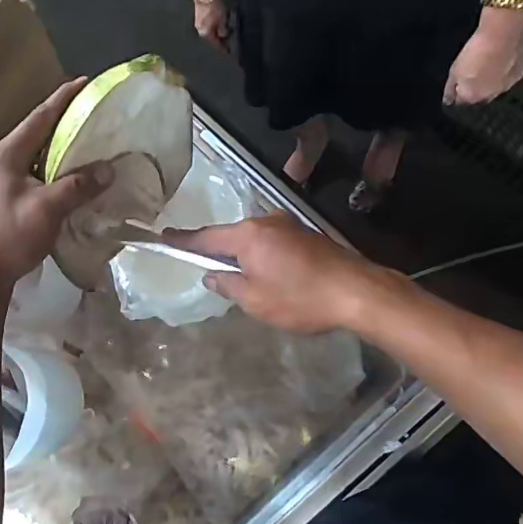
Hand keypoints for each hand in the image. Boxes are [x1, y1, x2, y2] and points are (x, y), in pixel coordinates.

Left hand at [0, 77, 113, 286]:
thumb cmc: (9, 234)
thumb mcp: (47, 208)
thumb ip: (78, 186)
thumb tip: (109, 168)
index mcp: (9, 153)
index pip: (41, 116)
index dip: (63, 98)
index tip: (86, 83)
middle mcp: (8, 160)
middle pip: (43, 131)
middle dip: (70, 120)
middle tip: (99, 113)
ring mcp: (11, 178)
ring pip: (46, 154)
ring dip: (70, 146)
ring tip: (98, 141)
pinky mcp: (17, 196)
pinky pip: (47, 173)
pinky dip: (67, 169)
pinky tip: (85, 175)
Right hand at [166, 214, 399, 333]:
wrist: (358, 292)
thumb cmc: (301, 299)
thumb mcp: (256, 301)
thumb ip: (229, 285)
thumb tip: (212, 274)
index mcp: (248, 235)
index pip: (206, 236)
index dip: (184, 240)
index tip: (164, 237)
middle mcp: (268, 222)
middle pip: (232, 236)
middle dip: (219, 251)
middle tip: (207, 268)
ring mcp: (291, 226)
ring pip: (256, 240)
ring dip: (246, 256)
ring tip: (243, 280)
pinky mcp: (309, 236)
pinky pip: (275, 243)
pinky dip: (266, 257)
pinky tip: (271, 276)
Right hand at [194, 0, 229, 52]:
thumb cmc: (213, 7)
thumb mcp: (222, 20)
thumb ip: (223, 30)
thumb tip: (224, 35)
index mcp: (206, 34)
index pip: (216, 45)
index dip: (223, 48)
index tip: (229, 52)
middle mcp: (200, 30)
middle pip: (212, 39)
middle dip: (220, 41)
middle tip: (228, 42)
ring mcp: (198, 23)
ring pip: (210, 32)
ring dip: (217, 33)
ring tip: (225, 33)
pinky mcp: (199, 16)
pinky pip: (208, 25)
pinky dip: (214, 27)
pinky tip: (218, 25)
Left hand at [443, 8, 522, 104]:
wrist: (503, 35)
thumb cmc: (475, 52)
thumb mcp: (455, 70)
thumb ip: (450, 88)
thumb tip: (448, 102)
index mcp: (472, 97)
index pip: (461, 103)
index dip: (459, 93)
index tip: (458, 85)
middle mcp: (489, 97)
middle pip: (479, 98)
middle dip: (475, 90)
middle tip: (473, 74)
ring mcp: (505, 88)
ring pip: (495, 89)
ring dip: (490, 83)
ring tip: (487, 67)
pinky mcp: (518, 76)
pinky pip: (508, 78)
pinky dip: (504, 73)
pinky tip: (502, 62)